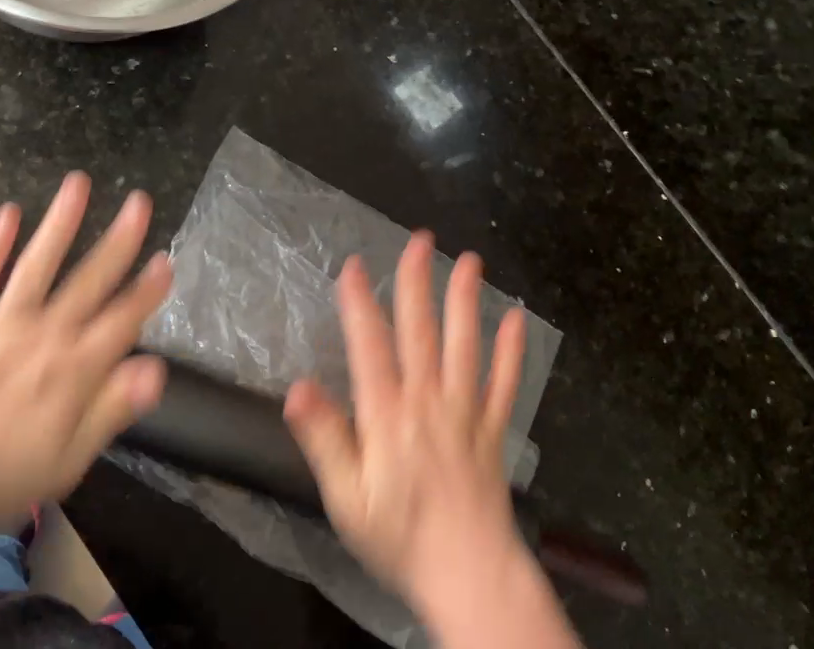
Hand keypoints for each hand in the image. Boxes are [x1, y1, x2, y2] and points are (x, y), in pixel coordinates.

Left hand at [0, 172, 170, 526]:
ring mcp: (1, 322)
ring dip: (60, 223)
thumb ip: (111, 409)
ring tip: (77, 183)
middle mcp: (43, 335)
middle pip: (89, 281)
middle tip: (139, 203)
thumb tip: (155, 369)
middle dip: (118, 240)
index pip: (122, 321)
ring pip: (38, 264)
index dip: (147, 291)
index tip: (166, 260)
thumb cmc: (1, 472)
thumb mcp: (68, 458)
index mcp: (73, 371)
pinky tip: (8, 213)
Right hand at [283, 233, 530, 612]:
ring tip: (469, 261)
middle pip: (421, 332)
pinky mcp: (492, 430)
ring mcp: (465, 412)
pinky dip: (510, 350)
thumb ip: (325, 439)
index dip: (361, 304)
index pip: (370, 346)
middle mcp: (427, 402)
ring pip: (464, 346)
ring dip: (466, 301)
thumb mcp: (346, 497)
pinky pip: (504, 384)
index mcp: (387, 415)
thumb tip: (298, 387)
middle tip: (420, 239)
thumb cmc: (398, 536)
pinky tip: (515, 320)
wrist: (469, 573)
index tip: (355, 266)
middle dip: (418, 282)